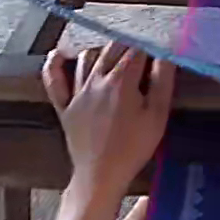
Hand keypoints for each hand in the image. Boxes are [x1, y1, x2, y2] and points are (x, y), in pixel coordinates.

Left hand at [41, 42, 174, 199]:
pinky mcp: (64, 106)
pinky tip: (61, 53)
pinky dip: (55, 63)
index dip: (150, 45)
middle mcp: (97, 80)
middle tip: (144, 49)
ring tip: (117, 53)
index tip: (159, 46)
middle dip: (131, 43)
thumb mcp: (158, 114)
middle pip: (114, 47)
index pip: (138, 50)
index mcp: (122, 81)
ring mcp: (77, 92)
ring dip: (104, 49)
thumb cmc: (134, 146)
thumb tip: (166, 53)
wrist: (101, 176)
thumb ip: (163, 80)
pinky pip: (54, 80)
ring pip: (88, 56)